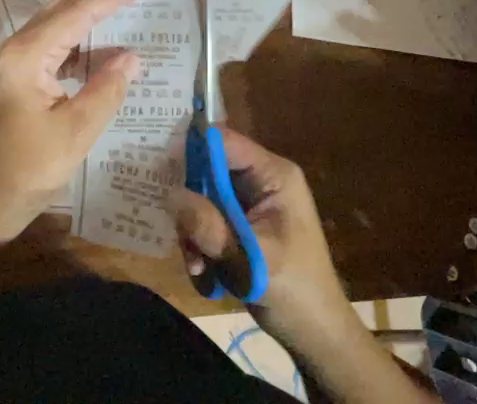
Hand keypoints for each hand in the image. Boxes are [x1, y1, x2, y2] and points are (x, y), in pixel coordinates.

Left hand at [0, 0, 152, 242]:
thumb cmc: (23, 171)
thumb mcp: (74, 134)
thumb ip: (105, 91)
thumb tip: (133, 58)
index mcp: (27, 55)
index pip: (79, 13)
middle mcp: (19, 49)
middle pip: (66, 8)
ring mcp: (17, 64)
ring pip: (61, 25)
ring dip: (94, 13)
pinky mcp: (22, 80)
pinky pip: (58, 47)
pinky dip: (85, 41)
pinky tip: (108, 48)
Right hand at [169, 128, 347, 329]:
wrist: (315, 334)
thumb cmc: (294, 290)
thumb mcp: (250, 257)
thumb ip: (210, 225)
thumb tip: (170, 194)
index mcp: (273, 175)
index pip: (224, 142)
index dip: (191, 149)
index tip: (160, 168)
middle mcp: (261, 181)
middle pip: (208, 170)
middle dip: (190, 203)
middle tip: (181, 234)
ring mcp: (250, 203)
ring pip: (203, 198)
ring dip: (193, 231)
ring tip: (196, 263)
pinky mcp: (240, 225)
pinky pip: (207, 220)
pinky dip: (200, 244)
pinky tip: (203, 271)